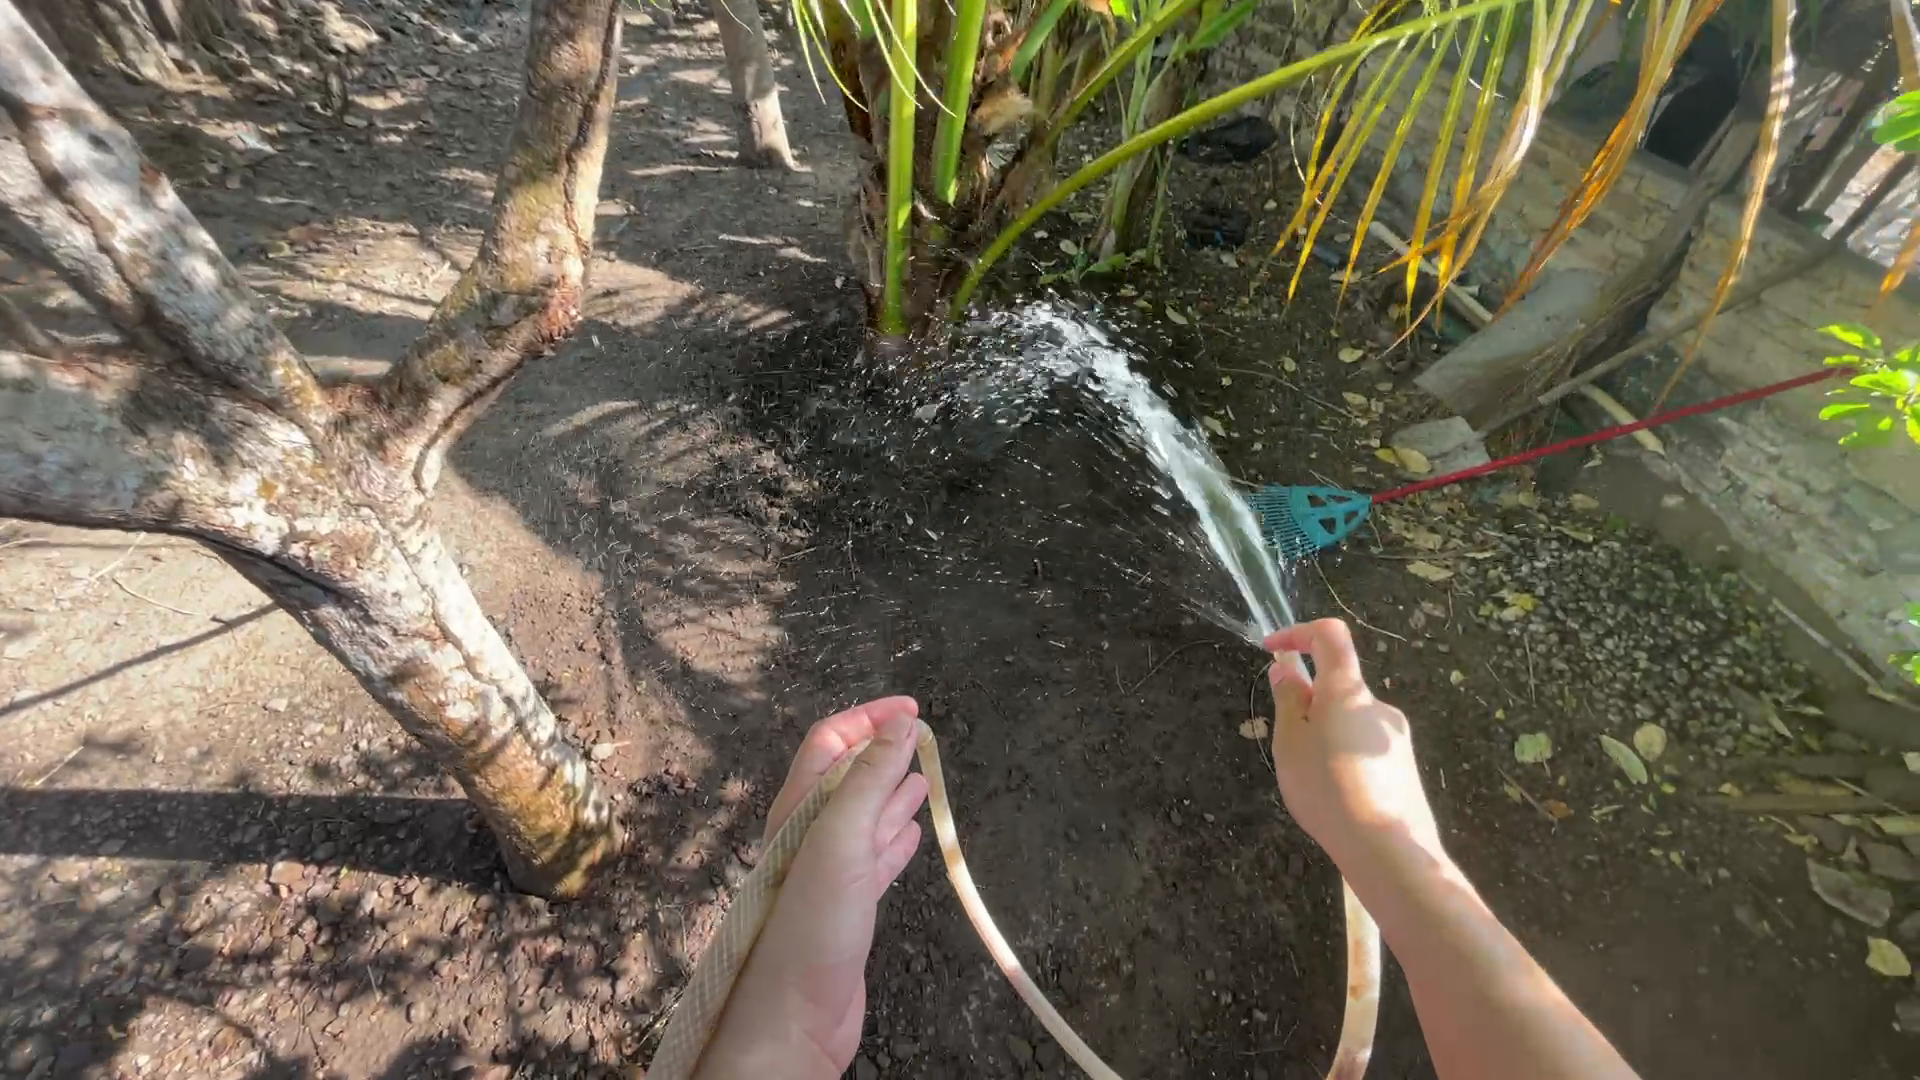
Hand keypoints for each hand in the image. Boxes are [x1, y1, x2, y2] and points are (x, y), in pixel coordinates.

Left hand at [692, 698, 928, 1079]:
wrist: (792, 1020)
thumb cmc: (812, 918)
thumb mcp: (841, 835)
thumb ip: (870, 777)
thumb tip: (902, 724)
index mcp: (800, 805)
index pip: (831, 740)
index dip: (868, 718)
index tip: (913, 710)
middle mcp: (812, 831)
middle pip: (850, 774)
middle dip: (885, 750)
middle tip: (923, 738)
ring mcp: (831, 870)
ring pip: (867, 816)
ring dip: (894, 792)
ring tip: (924, 777)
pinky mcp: (849, 905)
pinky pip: (876, 857)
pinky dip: (898, 838)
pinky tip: (917, 831)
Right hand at [1265, 619, 1441, 868]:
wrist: (1388, 850)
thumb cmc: (1327, 789)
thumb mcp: (1290, 742)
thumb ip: (1288, 701)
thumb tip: (1287, 671)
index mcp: (1347, 691)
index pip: (1329, 636)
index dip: (1298, 632)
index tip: (1272, 650)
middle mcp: (1378, 706)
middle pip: (1337, 684)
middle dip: (1307, 699)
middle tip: (1286, 739)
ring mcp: (1395, 737)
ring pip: (1349, 718)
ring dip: (1325, 730)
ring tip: (1309, 774)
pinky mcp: (1404, 765)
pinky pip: (1363, 744)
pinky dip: (1342, 752)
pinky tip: (1335, 791)